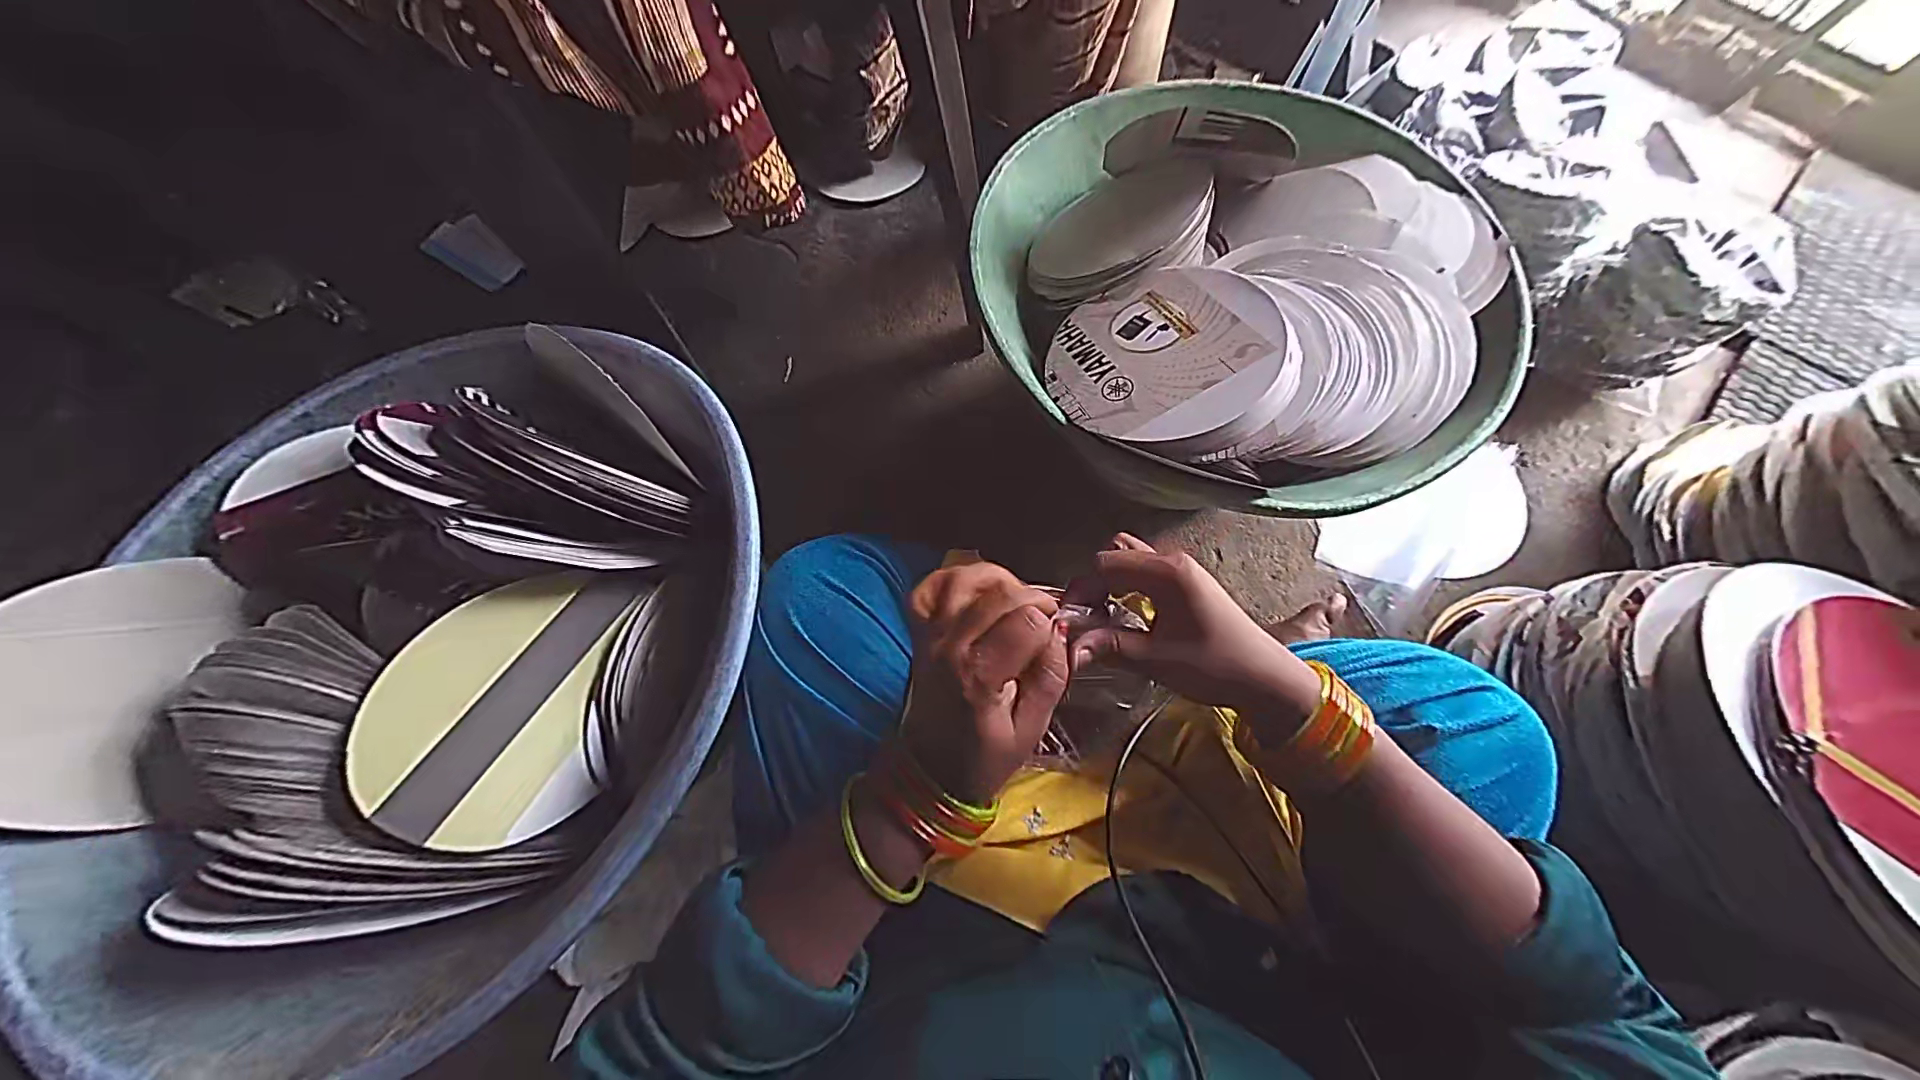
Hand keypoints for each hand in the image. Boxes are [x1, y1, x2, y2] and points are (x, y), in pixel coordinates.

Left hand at [901, 560, 1070, 803]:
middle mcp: (949, 647)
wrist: (932, 771)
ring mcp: (929, 635)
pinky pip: (930, 587)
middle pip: (1000, 592)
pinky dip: (954, 579)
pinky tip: (977, 592)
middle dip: (1033, 598)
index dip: (1051, 622)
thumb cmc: (983, 756)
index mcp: (979, 676)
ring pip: (964, 577)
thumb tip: (1061, 631)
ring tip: (1013, 600)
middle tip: (1043, 619)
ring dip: (997, 580)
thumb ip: (1051, 676)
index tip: (1055, 636)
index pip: (1027, 620)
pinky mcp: (918, 631)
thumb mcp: (1032, 729)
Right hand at [1066, 534, 1317, 720]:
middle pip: (1114, 554)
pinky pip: (1144, 573)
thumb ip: (1110, 646)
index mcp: (1167, 573)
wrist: (1265, 678)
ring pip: (1129, 561)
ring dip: (1109, 584)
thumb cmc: (1218, 666)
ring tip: (1103, 617)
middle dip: (1093, 583)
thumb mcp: (1156, 659)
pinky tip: (1125, 617)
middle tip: (1085, 617)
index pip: (1104, 564)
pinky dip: (1125, 588)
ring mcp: (1181, 571)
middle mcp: (1173, 563)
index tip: (1071, 619)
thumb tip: (1071, 646)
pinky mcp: (1185, 584)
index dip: (1081, 590)